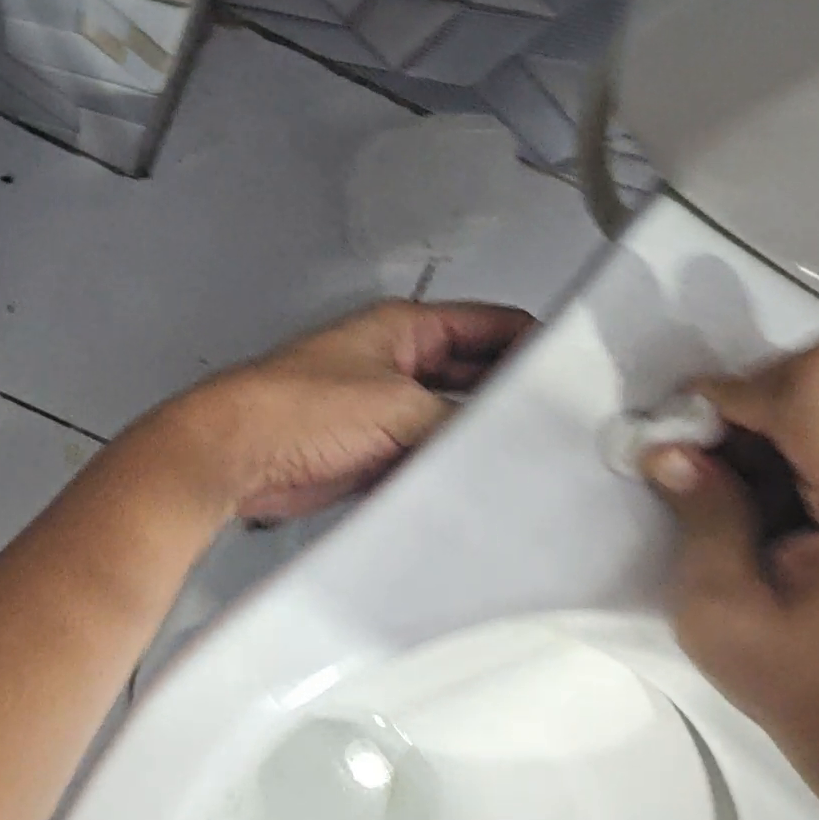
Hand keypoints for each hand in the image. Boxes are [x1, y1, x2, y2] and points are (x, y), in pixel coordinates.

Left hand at [149, 300, 535, 519]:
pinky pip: (423, 459)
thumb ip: (458, 417)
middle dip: (510, 402)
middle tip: (565, 436)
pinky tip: (484, 492)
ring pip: (449, 423)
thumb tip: (504, 439)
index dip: (535, 347)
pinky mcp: (371, 456)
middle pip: (474, 376)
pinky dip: (446, 471)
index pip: (491, 327)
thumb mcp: (396, 405)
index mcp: (405, 330)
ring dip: (477, 443)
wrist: (238, 458)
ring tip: (536, 470)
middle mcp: (397, 366)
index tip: (581, 382)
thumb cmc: (302, 410)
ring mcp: (383, 413)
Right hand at [642, 327, 818, 770]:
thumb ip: (702, 515)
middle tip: (720, 439)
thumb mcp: (716, 608)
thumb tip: (670, 450)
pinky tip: (787, 473)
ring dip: (793, 396)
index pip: (817, 387)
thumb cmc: (797, 681)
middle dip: (767, 382)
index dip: (734, 394)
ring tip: (749, 458)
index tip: (685, 436)